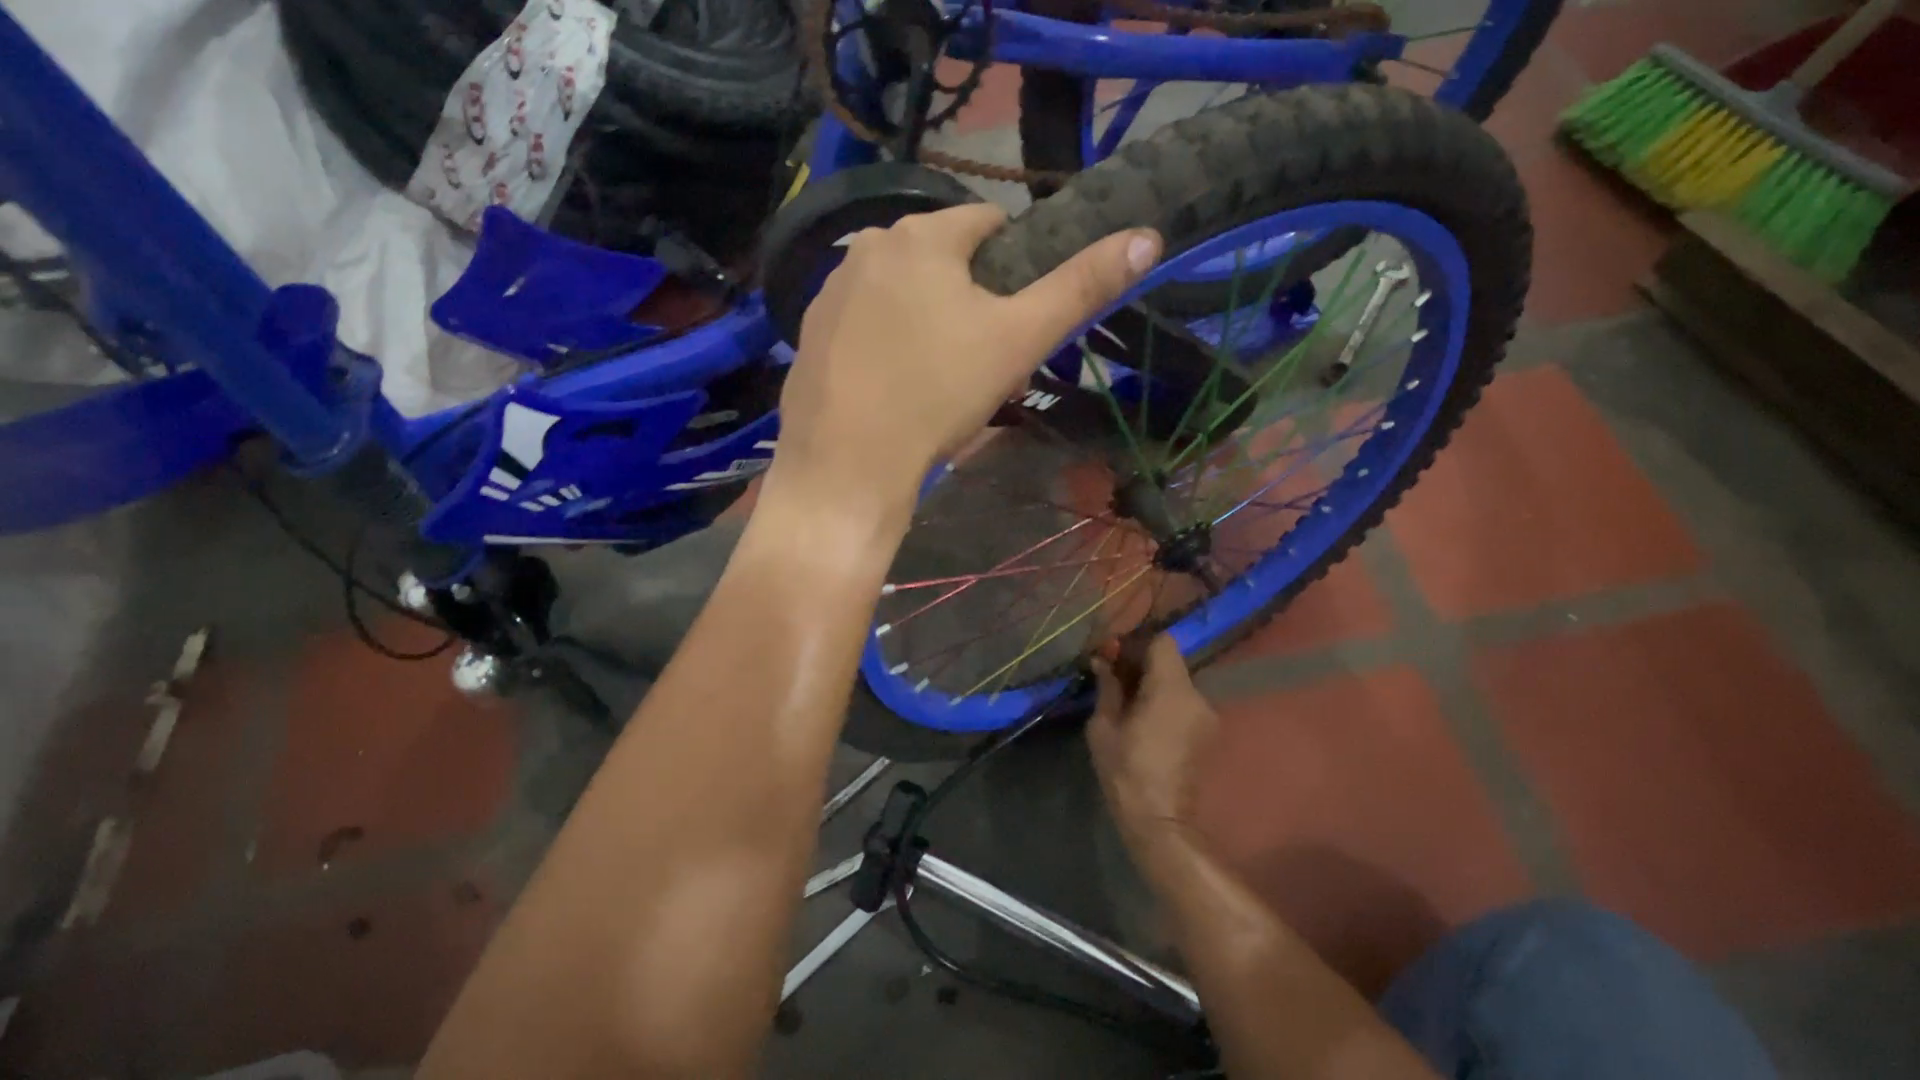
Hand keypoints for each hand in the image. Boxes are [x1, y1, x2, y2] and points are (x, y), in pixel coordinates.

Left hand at [770, 203, 1160, 526]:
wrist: (846, 464)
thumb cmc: (939, 393)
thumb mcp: (1020, 339)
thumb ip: (1082, 286)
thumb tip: (1148, 236)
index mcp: (922, 235)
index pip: (988, 222)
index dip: (1016, 264)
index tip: (1019, 319)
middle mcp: (868, 245)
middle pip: (943, 258)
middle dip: (972, 297)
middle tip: (984, 360)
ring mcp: (831, 288)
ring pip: (903, 290)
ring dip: (929, 318)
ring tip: (941, 380)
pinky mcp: (810, 330)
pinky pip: (866, 321)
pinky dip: (887, 341)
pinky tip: (895, 387)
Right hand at [1087, 634, 1217, 860]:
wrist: (1159, 820)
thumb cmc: (1125, 771)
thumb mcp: (1103, 727)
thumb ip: (1107, 687)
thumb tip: (1103, 660)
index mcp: (1171, 689)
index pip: (1164, 641)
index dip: (1138, 643)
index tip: (1116, 656)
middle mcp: (1197, 696)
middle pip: (1172, 663)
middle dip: (1143, 666)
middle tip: (1115, 681)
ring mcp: (1208, 716)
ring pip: (1178, 685)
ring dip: (1155, 687)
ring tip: (1130, 708)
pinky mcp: (1209, 734)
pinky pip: (1185, 705)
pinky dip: (1167, 705)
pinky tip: (1147, 726)